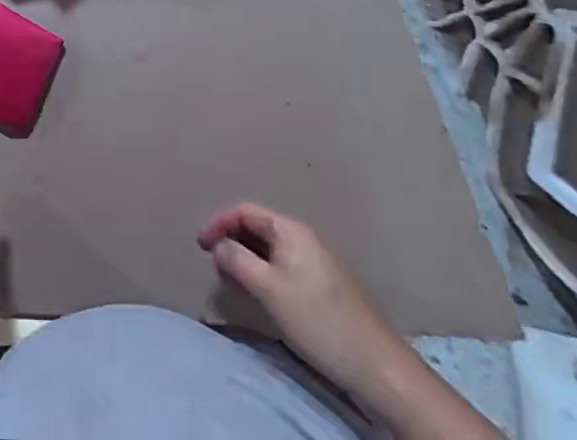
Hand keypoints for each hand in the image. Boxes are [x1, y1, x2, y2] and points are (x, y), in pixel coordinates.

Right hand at [197, 202, 399, 387]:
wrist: (376, 365)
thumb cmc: (317, 320)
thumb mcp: (268, 288)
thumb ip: (236, 259)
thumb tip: (218, 245)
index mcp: (292, 231)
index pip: (245, 211)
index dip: (218, 223)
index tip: (200, 245)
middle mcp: (305, 238)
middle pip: (258, 226)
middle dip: (231, 241)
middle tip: (215, 266)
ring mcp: (317, 260)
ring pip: (270, 248)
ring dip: (245, 258)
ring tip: (232, 280)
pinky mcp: (323, 282)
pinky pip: (283, 264)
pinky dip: (262, 270)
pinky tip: (258, 292)